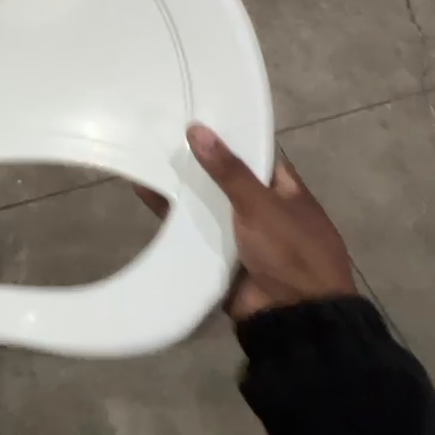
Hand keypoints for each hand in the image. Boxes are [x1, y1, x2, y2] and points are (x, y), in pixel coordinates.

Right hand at [137, 124, 356, 320]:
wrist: (292, 317)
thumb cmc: (292, 254)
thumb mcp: (261, 206)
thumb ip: (228, 170)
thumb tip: (196, 128)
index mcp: (288, 195)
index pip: (258, 157)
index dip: (232, 137)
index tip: (199, 117)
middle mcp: (264, 210)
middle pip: (227, 177)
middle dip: (198, 161)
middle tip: (162, 132)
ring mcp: (240, 232)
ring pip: (205, 201)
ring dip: (181, 185)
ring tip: (145, 154)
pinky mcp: (218, 250)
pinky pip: (190, 225)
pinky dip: (169, 211)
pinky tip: (142, 190)